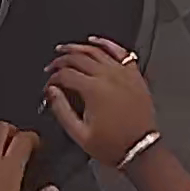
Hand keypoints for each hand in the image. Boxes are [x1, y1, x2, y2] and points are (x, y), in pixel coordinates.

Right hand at [45, 36, 157, 167]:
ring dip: (78, 47)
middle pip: (78, 58)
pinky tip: (96, 41)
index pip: (66, 74)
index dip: (53, 77)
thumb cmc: (112, 145)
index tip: (49, 84)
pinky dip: (107, 43)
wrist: (140, 150)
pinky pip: (120, 52)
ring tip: (66, 48)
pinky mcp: (133, 75)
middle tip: (52, 65)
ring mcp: (122, 73)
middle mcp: (108, 76)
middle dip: (61, 60)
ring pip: (96, 50)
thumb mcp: (80, 134)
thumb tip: (51, 92)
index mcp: (93, 90)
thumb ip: (61, 110)